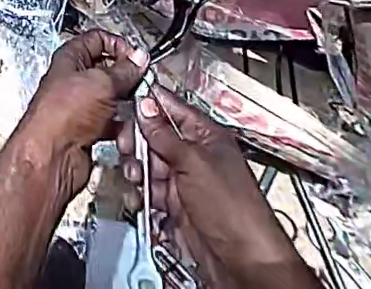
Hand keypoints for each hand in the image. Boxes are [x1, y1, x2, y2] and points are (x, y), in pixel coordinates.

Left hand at [7, 29, 146, 205]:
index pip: (97, 40)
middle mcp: (73, 80)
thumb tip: (137, 58)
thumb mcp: (101, 83)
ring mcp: (80, 106)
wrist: (52, 156)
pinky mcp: (87, 130)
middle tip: (142, 84)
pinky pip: (111, 124)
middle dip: (126, 78)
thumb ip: (123, 70)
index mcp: (70, 58)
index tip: (136, 57)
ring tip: (137, 109)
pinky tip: (128, 131)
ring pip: (111, 100)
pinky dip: (121, 129)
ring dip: (125, 106)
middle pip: (106, 71)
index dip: (118, 45)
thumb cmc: (62, 113)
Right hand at [122, 86, 319, 288]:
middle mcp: (193, 153)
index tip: (126, 106)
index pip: (171, 107)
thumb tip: (144, 104)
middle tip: (128, 149)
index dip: (148, 104)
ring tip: (136, 178)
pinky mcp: (176, 203)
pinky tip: (138, 197)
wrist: (245, 266)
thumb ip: (164, 134)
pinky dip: (139, 192)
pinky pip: (149, 188)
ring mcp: (184, 179)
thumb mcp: (194, 163)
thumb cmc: (233, 209)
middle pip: (154, 134)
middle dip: (137, 141)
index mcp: (204, 135)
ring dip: (136, 168)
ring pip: (148, 161)